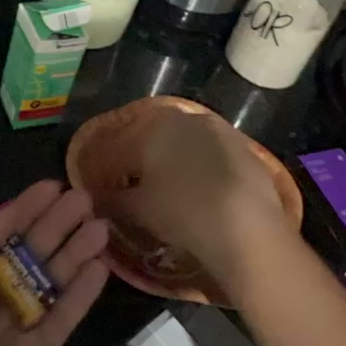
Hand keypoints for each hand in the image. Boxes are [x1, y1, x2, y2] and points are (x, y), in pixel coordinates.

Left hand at [0, 181, 108, 345]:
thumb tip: (13, 207)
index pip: (0, 230)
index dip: (26, 208)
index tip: (55, 185)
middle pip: (30, 252)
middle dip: (57, 224)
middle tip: (88, 199)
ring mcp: (16, 325)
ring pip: (52, 280)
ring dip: (76, 252)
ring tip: (102, 226)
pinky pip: (64, 315)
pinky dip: (83, 292)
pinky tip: (102, 267)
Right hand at [116, 111, 289, 283]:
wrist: (247, 226)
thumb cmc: (182, 210)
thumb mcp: (138, 209)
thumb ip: (113, 200)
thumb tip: (97, 200)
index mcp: (155, 126)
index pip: (122, 145)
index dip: (111, 168)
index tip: (106, 189)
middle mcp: (187, 119)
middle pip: (157, 141)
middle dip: (146, 163)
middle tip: (140, 191)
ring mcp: (222, 132)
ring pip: (189, 147)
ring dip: (178, 165)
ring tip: (173, 194)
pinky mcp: (248, 151)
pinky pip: (216, 160)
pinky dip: (206, 172)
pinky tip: (205, 196)